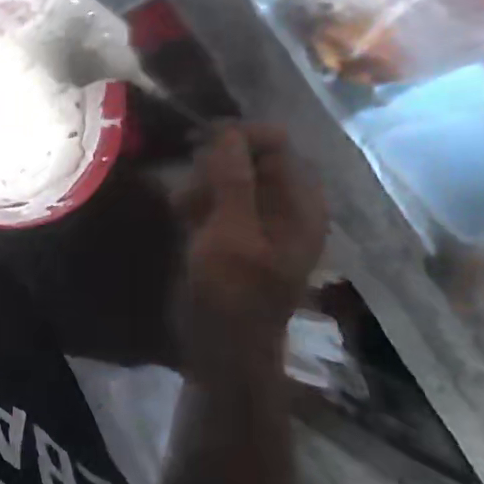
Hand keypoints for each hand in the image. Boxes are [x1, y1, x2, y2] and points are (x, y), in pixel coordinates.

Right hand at [175, 124, 326, 373]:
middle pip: (253, 154)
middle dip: (216, 163)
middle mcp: (288, 203)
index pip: (275, 141)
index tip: (199, 143)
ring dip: (203, 182)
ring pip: (232, 173)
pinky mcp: (242, 229)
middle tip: (191, 183)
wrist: (222, 353)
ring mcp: (265, 217)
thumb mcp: (231, 235)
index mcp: (301, 203)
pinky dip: (202, 199)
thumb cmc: (231, 295)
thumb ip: (233, 180)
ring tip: (183, 206)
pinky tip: (183, 215)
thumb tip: (230, 130)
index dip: (239, 136)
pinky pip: (222, 195)